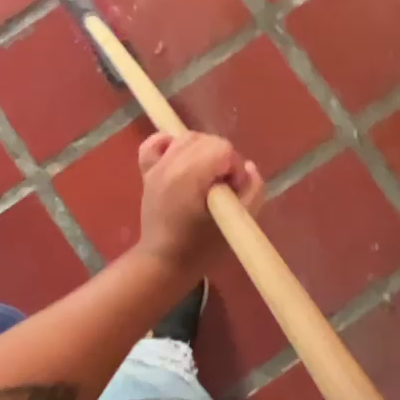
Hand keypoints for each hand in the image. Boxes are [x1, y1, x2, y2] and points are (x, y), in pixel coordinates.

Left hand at [134, 131, 264, 270]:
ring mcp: (156, 167)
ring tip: (205, 178)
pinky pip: (154, 143)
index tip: (232, 192)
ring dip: (202, 152)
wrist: (164, 262)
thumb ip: (252, 190)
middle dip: (222, 160)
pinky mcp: (147, 172)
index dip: (235, 169)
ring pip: (186, 138)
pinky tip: (181, 159)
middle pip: (207, 140)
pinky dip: (169, 144)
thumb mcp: (238, 223)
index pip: (223, 149)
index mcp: (191, 176)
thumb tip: (249, 167)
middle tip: (222, 188)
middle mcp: (171, 164)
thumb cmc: (202, 248)